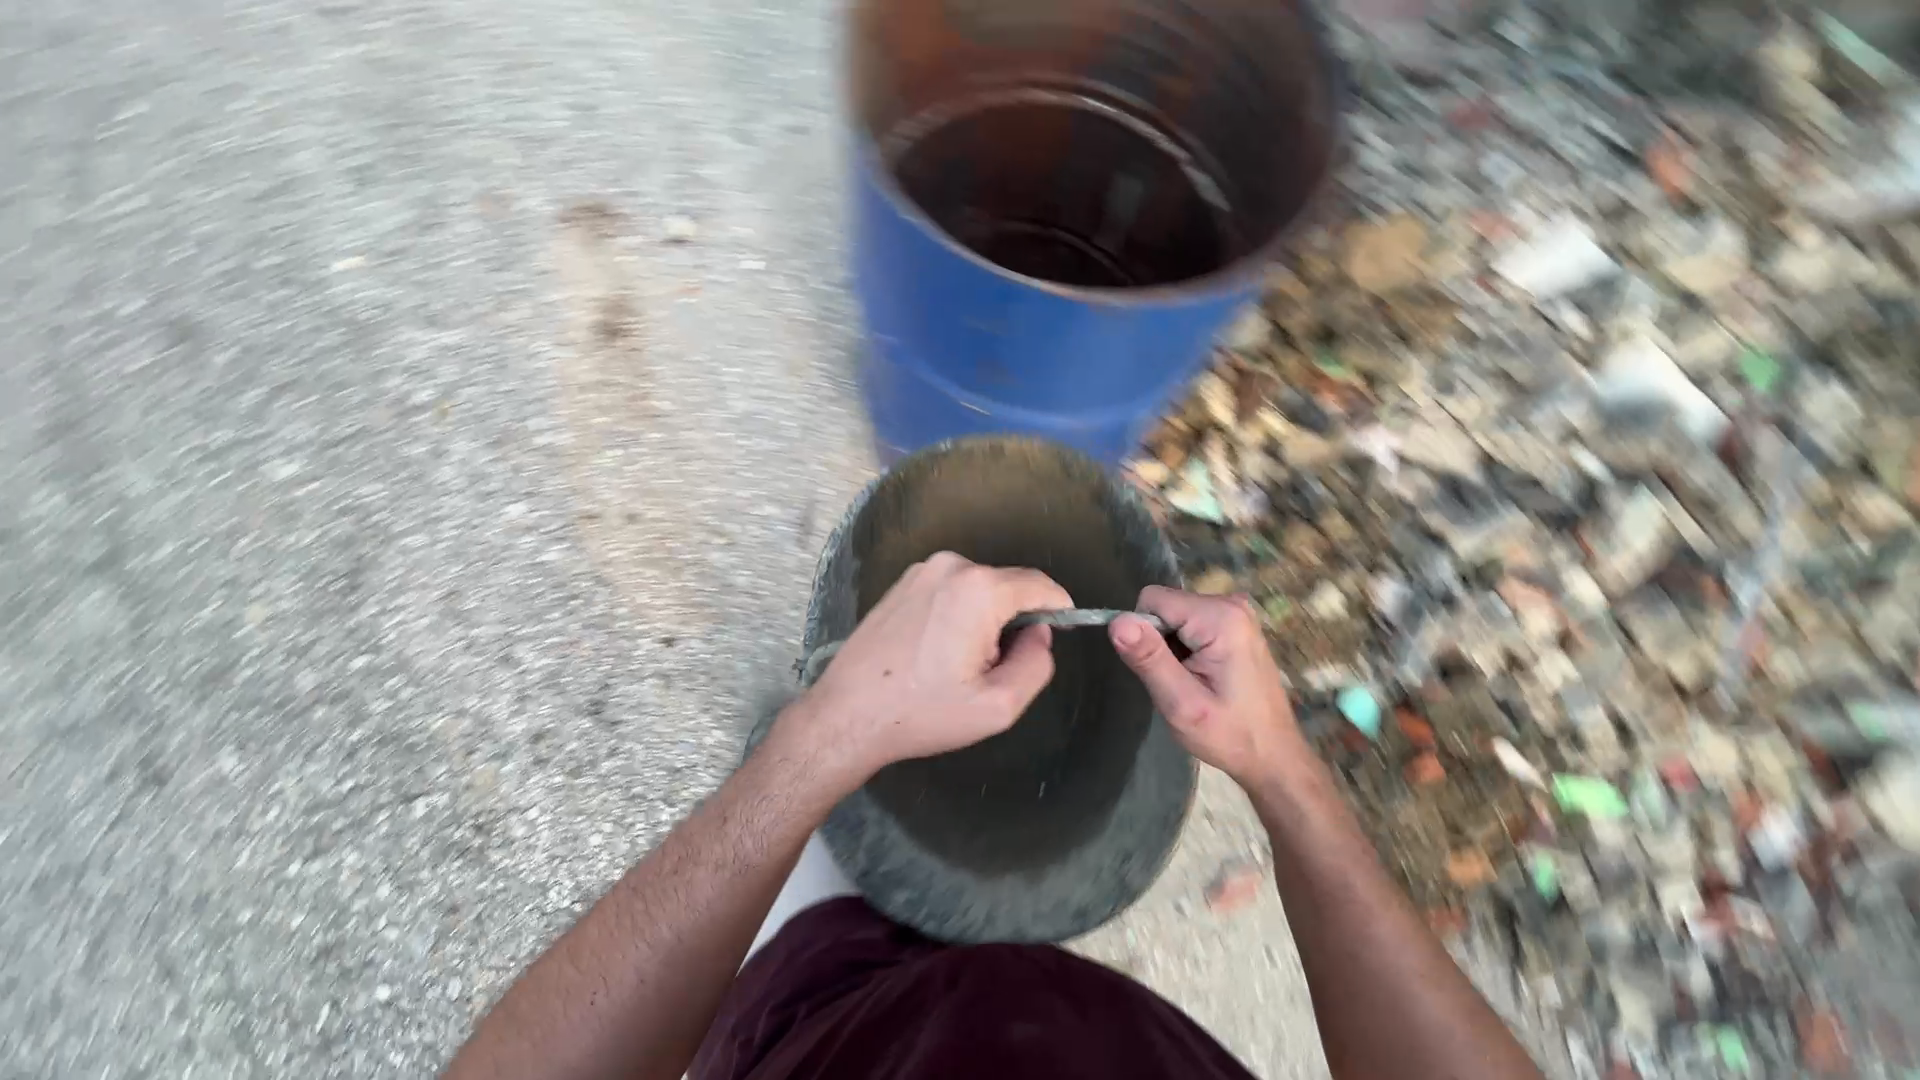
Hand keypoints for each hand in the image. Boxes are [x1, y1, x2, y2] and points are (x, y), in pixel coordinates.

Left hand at [784, 551, 1072, 785]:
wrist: (847, 714)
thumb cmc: (922, 712)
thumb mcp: (998, 705)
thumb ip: (1037, 664)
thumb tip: (1040, 633)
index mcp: (978, 589)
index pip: (1040, 585)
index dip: (1059, 609)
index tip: (1061, 633)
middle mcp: (950, 566)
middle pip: (1008, 587)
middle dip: (1013, 622)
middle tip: (993, 668)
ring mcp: (922, 570)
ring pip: (979, 590)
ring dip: (984, 620)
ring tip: (959, 665)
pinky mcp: (903, 583)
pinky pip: (951, 592)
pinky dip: (958, 615)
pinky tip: (936, 653)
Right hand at [1109, 586, 1303, 786]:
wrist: (1272, 755)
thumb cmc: (1229, 735)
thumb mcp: (1181, 704)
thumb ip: (1149, 658)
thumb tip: (1116, 621)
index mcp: (1220, 617)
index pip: (1151, 600)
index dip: (1145, 636)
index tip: (1164, 672)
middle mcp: (1231, 603)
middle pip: (1164, 606)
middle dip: (1160, 644)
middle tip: (1180, 683)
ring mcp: (1236, 611)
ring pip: (1174, 616)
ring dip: (1172, 649)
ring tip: (1193, 683)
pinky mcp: (1235, 623)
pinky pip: (1189, 623)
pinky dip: (1186, 649)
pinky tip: (1204, 677)